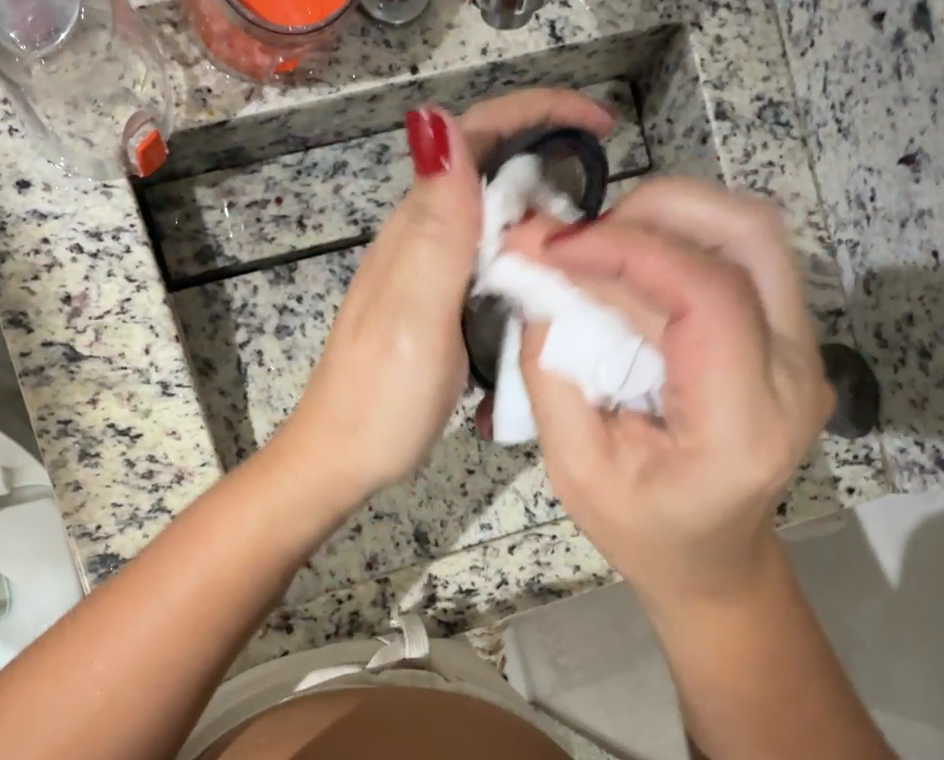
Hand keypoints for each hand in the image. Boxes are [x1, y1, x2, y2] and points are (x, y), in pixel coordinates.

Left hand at [274, 89, 614, 501]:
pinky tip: (545, 295)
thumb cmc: (379, 401)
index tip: (602, 128)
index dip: (537, 113)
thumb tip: (436, 122)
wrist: (340, 461)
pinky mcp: (433, 314)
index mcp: (416, 233)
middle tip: (603, 216)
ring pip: (490, 224)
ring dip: (539, 223)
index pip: (472, 140)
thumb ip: (436, 228)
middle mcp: (418, 244)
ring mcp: (424, 280)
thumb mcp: (415, 315)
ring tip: (587, 256)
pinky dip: (522, 267)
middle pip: (488, 176)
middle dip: (550, 169)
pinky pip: (485, 269)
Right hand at [513, 178, 833, 615]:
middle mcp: (794, 372)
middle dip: (655, 212)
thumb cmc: (640, 531)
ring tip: (600, 245)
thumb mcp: (576, 470)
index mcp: (743, 422)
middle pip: (750, 238)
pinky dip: (682, 245)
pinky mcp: (791, 338)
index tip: (552, 249)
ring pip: (754, 236)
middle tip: (579, 236)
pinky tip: (630, 269)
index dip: (627, 252)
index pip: (706, 295)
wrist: (712, 560)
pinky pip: (744, 262)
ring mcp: (804, 350)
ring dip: (671, 220)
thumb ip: (554, 377)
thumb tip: (538, 286)